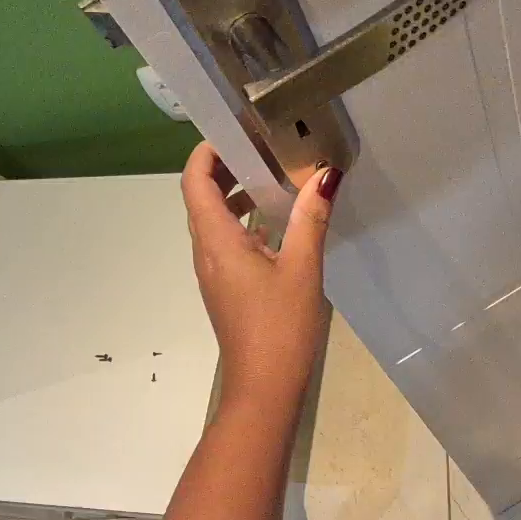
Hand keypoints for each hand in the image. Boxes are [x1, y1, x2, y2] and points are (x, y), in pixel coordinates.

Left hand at [180, 143, 339, 411]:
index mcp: (217, 241)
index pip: (195, 182)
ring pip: (215, 220)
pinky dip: (245, 222)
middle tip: (262, 147)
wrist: (263, 388)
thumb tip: (325, 175)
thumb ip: (310, 219)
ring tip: (275, 177)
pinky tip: (280, 224)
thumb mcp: (302, 269)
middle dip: (226, 168)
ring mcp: (215, 272)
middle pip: (202, 197)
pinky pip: (227, 242)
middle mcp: (207, 252)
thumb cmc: (279, 327)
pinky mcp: (227, 288)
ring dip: (237, 195)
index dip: (207, 152)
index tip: (237, 131)